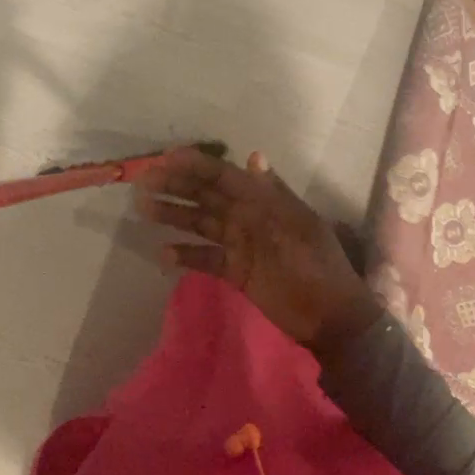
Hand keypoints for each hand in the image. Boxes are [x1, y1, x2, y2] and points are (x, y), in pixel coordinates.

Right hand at [134, 147, 380, 356]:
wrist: (332, 318)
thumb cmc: (317, 268)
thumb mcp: (298, 227)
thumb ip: (273, 193)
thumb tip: (253, 155)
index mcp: (266, 201)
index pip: (226, 176)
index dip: (198, 165)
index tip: (166, 158)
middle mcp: (250, 218)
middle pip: (208, 196)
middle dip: (177, 186)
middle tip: (142, 181)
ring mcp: (242, 245)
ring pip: (202, 224)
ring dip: (174, 215)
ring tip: (142, 207)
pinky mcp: (238, 273)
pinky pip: (207, 259)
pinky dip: (187, 255)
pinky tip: (163, 252)